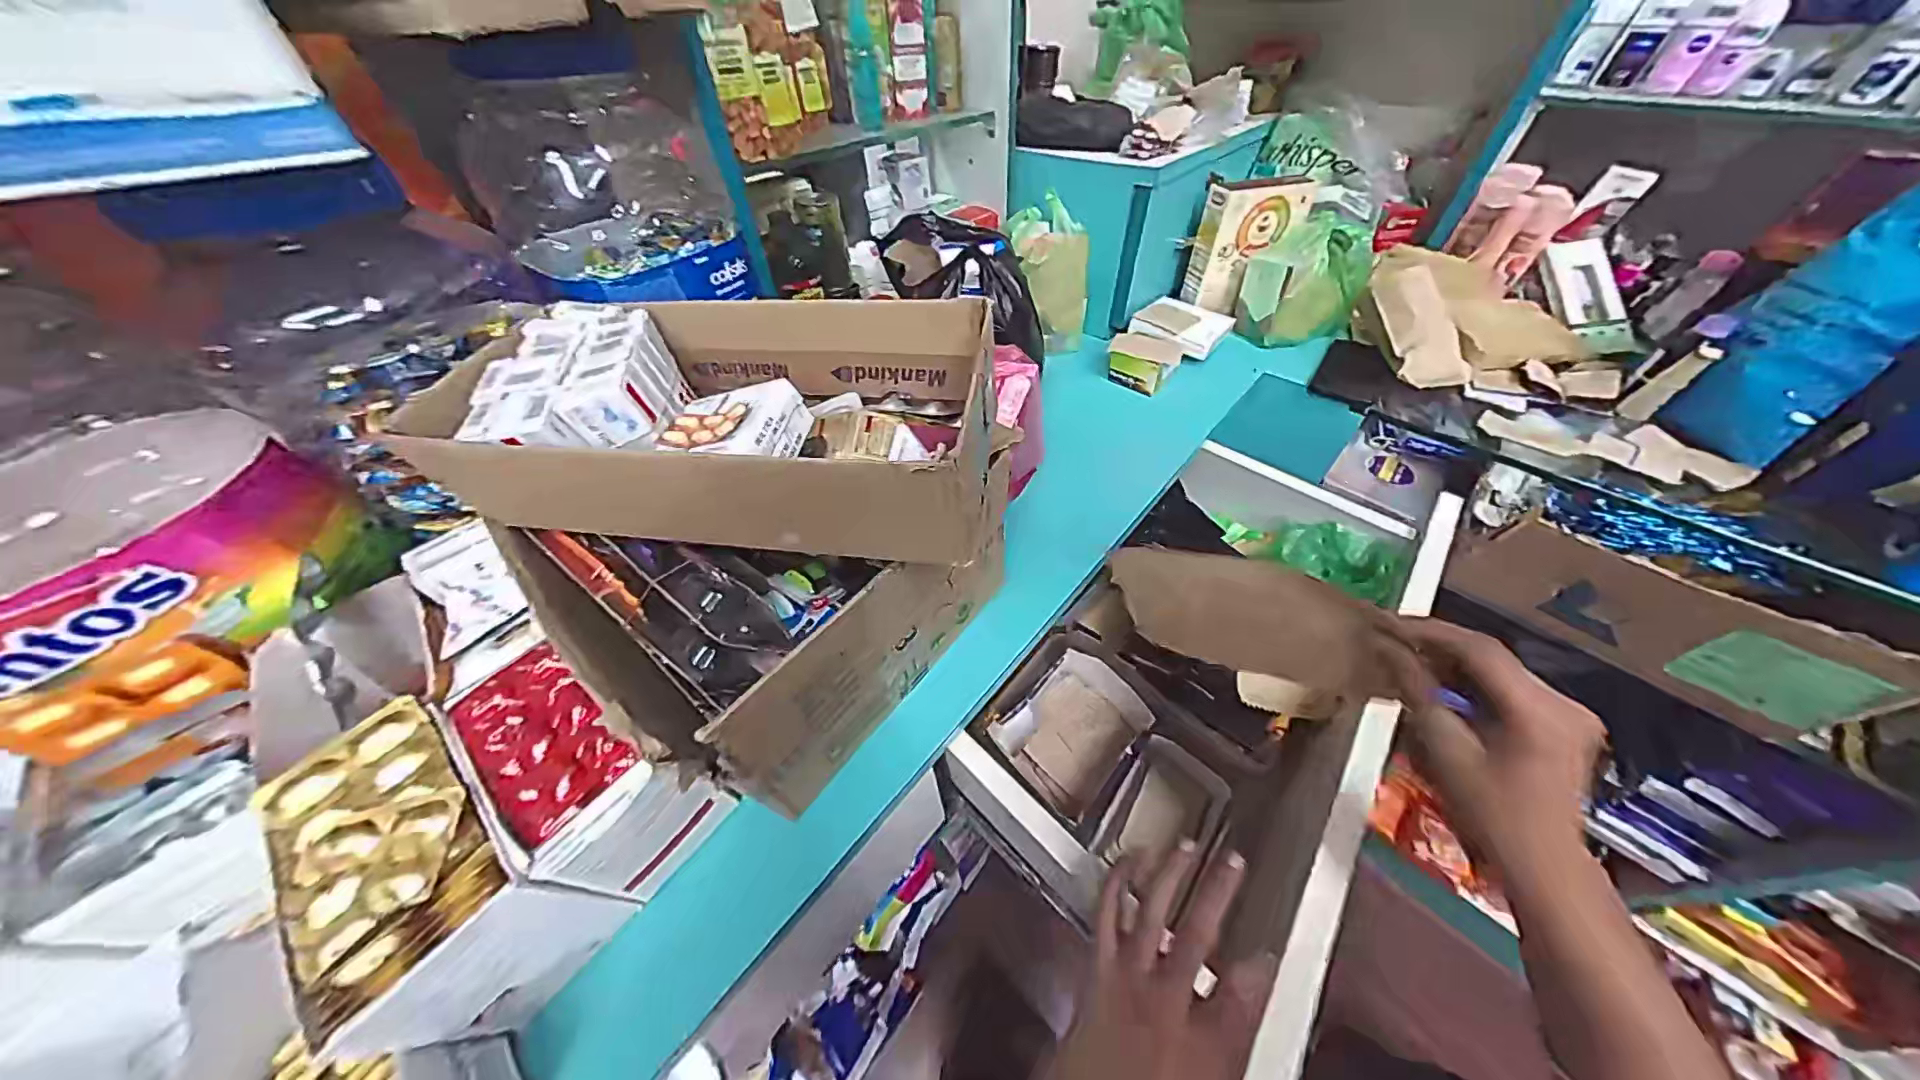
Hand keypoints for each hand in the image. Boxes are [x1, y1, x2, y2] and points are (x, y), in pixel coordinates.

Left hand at [1042, 840, 1276, 1079]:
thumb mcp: (1209, 1071)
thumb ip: (1235, 1026)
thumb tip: (1256, 982)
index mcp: (1197, 1038)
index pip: (1242, 992)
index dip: (1260, 966)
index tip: (1270, 946)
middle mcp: (1160, 996)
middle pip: (1197, 932)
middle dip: (1217, 892)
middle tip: (1233, 861)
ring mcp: (1124, 975)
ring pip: (1150, 912)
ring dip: (1168, 875)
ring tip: (1183, 846)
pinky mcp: (1096, 964)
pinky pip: (1106, 912)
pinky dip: (1117, 882)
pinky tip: (1127, 861)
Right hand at [1377, 616, 1607, 868]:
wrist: (1542, 864)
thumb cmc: (1490, 814)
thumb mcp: (1445, 749)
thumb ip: (1417, 691)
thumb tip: (1386, 649)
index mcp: (1540, 709)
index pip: (1480, 649)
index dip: (1429, 631)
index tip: (1387, 624)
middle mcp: (1564, 703)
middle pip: (1492, 656)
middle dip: (1438, 644)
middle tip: (1391, 638)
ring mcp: (1569, 713)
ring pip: (1499, 669)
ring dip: (1452, 661)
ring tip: (1406, 655)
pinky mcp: (1563, 723)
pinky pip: (1509, 687)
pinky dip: (1471, 680)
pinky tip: (1439, 680)